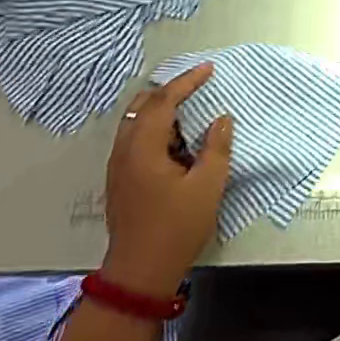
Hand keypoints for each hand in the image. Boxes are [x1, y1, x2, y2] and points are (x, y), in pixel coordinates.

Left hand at [101, 63, 233, 298]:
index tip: (209, 69)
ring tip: (192, 114)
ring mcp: (118, 167)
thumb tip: (221, 120)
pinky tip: (177, 144)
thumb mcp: (207, 187)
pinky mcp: (120, 181)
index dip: (187, 82)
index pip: (163, 102)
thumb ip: (216, 149)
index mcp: (142, 148)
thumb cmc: (176, 227)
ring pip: (135, 124)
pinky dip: (156, 131)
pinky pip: (135, 140)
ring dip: (162, 112)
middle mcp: (123, 151)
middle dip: (170, 92)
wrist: (140, 271)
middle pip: (141, 107)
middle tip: (198, 87)